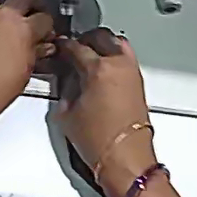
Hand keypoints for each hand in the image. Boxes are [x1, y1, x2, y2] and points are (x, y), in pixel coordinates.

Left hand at [0, 0, 56, 141]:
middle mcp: (2, 17)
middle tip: (41, 15)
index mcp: (23, 30)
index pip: (46, 19)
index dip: (51, 27)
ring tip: (25, 0)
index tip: (51, 33)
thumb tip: (40, 48)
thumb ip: (34, 55)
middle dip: (39, 3)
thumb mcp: (22, 76)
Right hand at [57, 29, 153, 196]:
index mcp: (98, 69)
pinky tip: (102, 69)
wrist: (125, 160)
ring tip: (89, 54)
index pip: (75, 46)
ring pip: (117, 44)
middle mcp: (118, 66)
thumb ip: (65, 88)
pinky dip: (113, 57)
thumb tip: (66, 80)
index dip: (63, 45)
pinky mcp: (138, 84)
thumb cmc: (100, 142)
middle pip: (100, 36)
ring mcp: (132, 73)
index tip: (58, 46)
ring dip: (102, 45)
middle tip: (73, 46)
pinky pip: (125, 58)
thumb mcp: (67, 113)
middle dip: (84, 39)